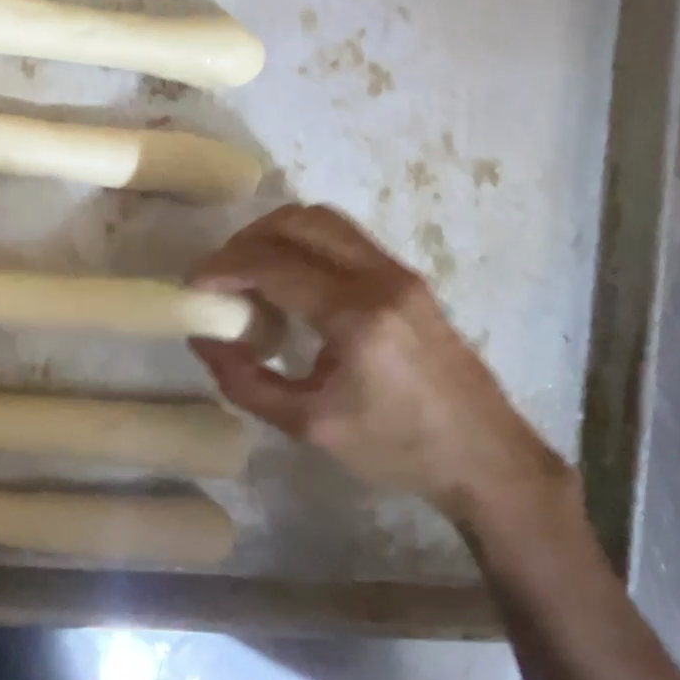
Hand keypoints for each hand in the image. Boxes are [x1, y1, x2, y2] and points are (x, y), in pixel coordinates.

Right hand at [190, 204, 567, 521]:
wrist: (486, 459)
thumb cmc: (396, 449)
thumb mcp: (308, 425)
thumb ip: (245, 380)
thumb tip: (202, 340)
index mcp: (356, 314)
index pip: (273, 264)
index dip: (223, 267)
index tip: (192, 284)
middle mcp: (380, 278)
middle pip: (298, 222)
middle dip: (246, 240)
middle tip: (220, 275)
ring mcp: (399, 272)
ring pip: (323, 220)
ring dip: (276, 235)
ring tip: (251, 274)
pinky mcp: (408, 278)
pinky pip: (343, 239)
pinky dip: (304, 245)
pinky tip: (291, 285)